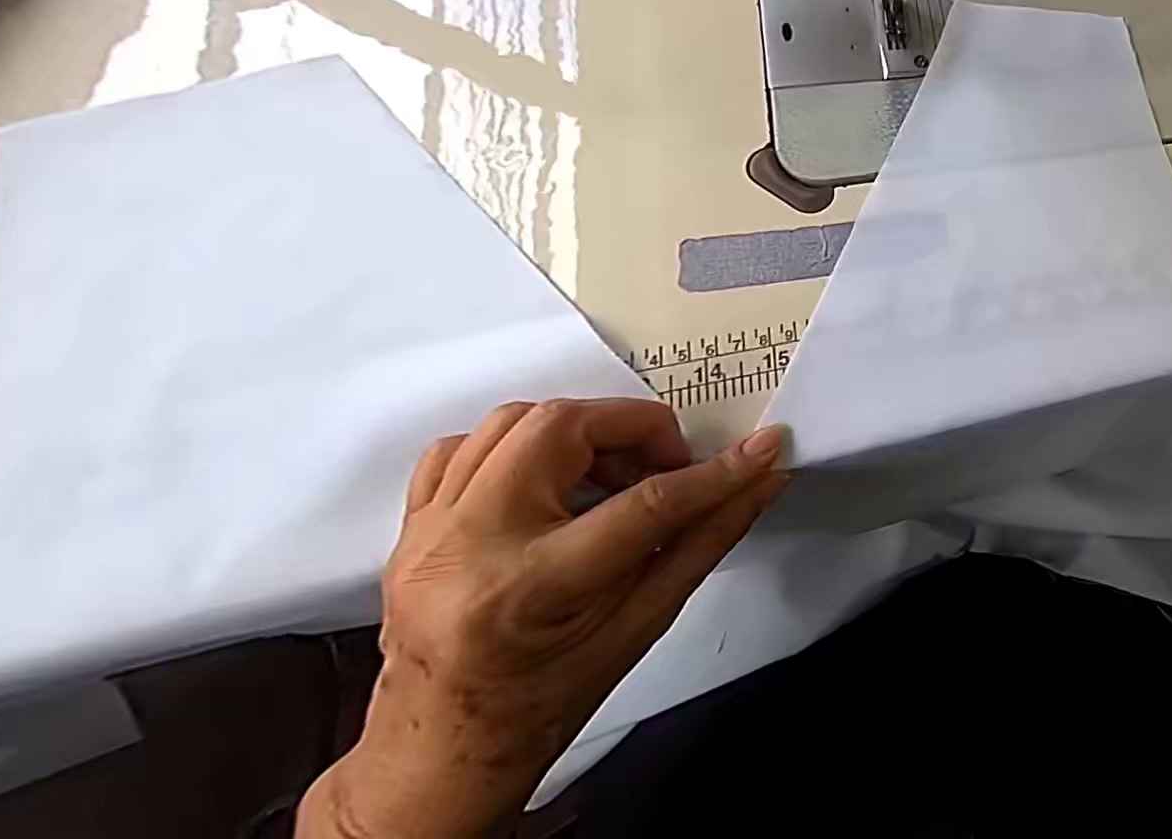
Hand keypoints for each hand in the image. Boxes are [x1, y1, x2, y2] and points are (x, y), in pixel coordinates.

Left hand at [297, 399, 789, 838]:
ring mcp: (428, 529)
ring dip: (583, 431)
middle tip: (667, 465)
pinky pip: (464, 445)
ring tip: (615, 471)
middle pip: (562, 428)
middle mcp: (467, 545)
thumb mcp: (643, 623)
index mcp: (530, 590)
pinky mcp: (411, 522)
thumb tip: (760, 482)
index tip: (760, 449)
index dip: (714, 473)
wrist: (445, 750)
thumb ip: (706, 541)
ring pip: (515, 421)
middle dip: (634, 429)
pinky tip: (553, 476)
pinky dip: (520, 443)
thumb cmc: (551, 699)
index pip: (644, 505)